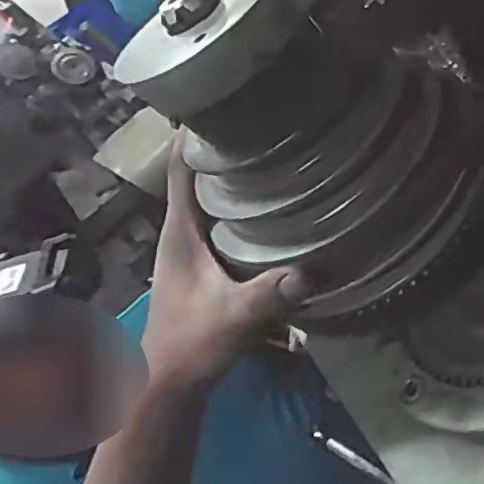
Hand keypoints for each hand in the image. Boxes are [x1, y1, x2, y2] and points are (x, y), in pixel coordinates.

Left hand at [142, 135, 309, 392]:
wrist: (170, 384)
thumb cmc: (191, 344)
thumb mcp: (233, 317)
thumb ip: (269, 294)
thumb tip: (313, 270)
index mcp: (179, 233)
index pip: (178, 169)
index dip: (191, 134)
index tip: (215, 100)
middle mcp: (182, 232)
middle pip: (196, 173)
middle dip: (220, 144)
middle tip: (259, 117)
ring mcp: (191, 247)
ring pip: (209, 195)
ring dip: (230, 172)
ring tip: (268, 149)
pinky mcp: (204, 261)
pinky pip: (221, 217)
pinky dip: (239, 200)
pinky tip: (270, 200)